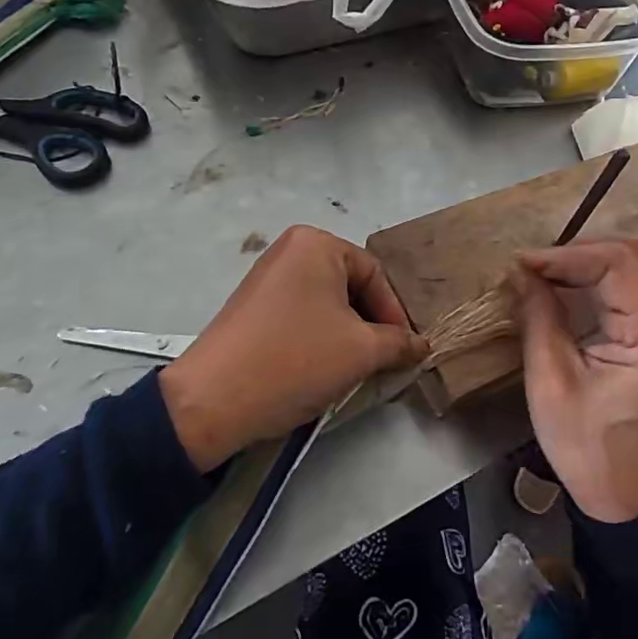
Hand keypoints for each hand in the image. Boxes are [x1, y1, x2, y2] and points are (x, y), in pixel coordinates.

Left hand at [159, 225, 428, 471]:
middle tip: (383, 361)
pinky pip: (299, 314)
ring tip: (353, 368)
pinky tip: (320, 367)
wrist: (216, 396)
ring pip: (325, 303)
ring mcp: (265, 277)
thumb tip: (420, 345)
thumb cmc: (296, 360)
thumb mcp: (361, 351)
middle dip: (371, 323)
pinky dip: (318, 337)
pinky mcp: (251, 305)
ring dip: (346, 334)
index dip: (395, 314)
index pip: (374, 274)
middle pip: (349, 285)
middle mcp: (288, 249)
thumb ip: (399, 342)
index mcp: (315, 243)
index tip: (405, 352)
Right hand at [508, 239, 637, 522]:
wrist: (625, 494)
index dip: (563, 255)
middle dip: (576, 254)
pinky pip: (635, 290)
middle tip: (530, 268)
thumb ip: (540, 316)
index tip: (519, 264)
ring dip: (586, 264)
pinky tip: (563, 290)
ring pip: (637, 268)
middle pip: (634, 257)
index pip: (617, 265)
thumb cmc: (585, 444)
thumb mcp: (550, 380)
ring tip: (540, 276)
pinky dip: (597, 281)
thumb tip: (521, 272)